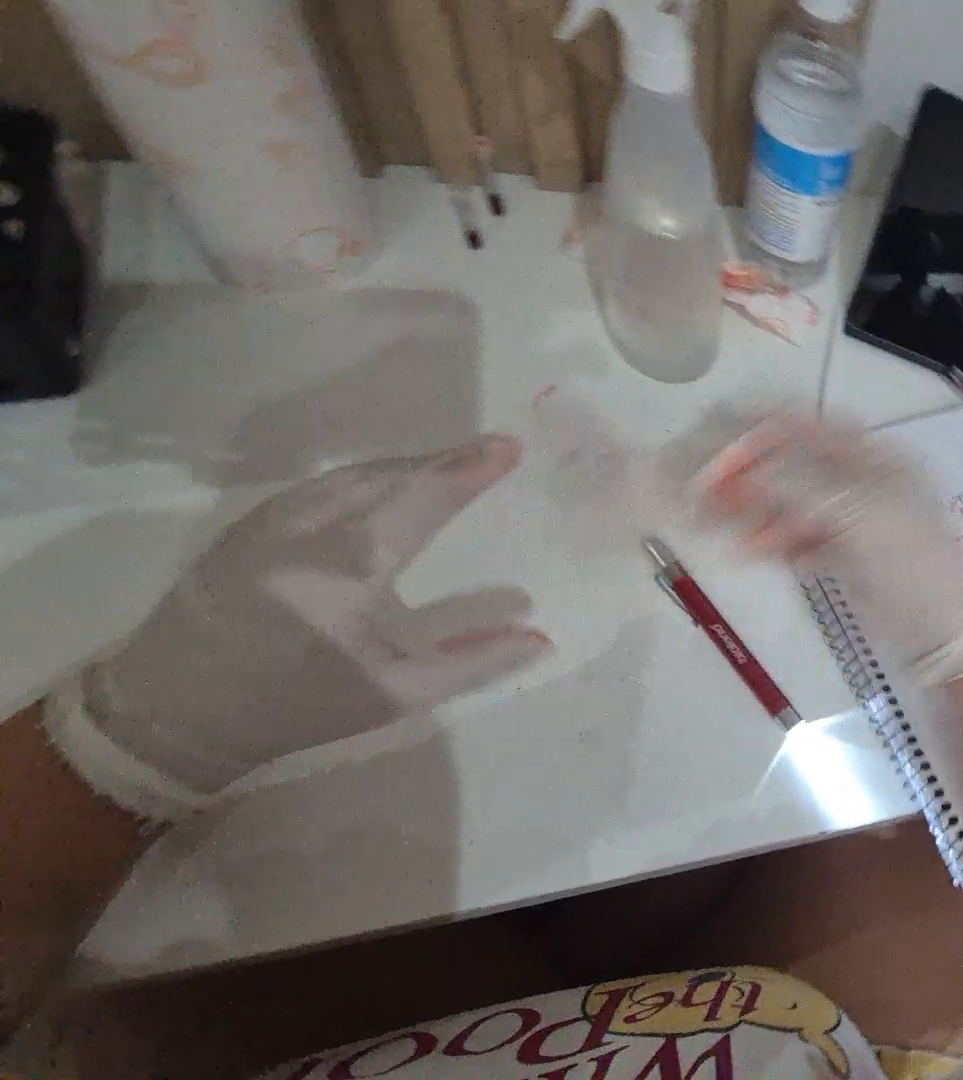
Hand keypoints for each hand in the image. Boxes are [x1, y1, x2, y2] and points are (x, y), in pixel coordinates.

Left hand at [76, 435, 550, 796]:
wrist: (169, 714)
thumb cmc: (297, 706)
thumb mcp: (396, 694)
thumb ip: (474, 664)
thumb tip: (540, 638)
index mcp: (343, 573)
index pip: (418, 502)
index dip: (467, 472)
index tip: (509, 448)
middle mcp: (303, 533)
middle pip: (388, 477)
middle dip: (446, 460)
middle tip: (494, 449)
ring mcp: (268, 523)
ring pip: (352, 475)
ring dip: (410, 464)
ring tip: (454, 462)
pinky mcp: (248, 526)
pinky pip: (322, 486)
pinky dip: (371, 475)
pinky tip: (392, 481)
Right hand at [692, 414, 962, 682]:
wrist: (944, 634)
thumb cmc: (910, 563)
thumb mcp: (857, 513)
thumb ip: (795, 483)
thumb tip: (735, 461)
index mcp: (873, 456)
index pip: (802, 426)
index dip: (752, 432)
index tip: (706, 448)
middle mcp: (860, 480)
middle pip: (789, 463)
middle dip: (742, 473)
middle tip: (695, 490)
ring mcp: (850, 519)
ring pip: (788, 503)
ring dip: (749, 509)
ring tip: (708, 522)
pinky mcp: (842, 555)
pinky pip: (796, 538)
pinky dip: (768, 541)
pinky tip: (742, 549)